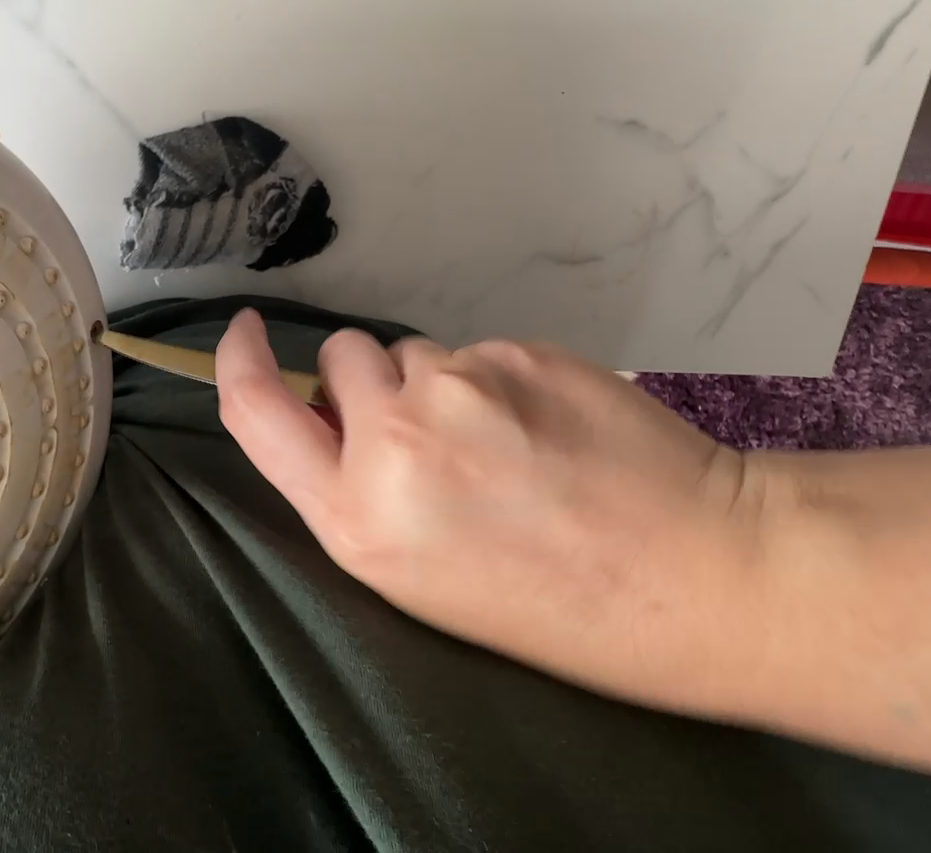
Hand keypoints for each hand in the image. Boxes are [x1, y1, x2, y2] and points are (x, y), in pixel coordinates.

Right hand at [215, 309, 764, 717]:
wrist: (693, 572)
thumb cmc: (546, 598)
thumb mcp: (410, 569)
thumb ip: (351, 487)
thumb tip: (333, 416)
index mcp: (356, 516)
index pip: (254, 408)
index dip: (238, 359)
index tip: (243, 331)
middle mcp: (393, 442)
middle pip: (340, 358)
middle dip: (367, 382)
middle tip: (427, 435)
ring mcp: (459, 387)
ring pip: (413, 352)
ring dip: (436, 383)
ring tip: (500, 442)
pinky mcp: (518, 353)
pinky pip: (477, 351)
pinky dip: (495, 381)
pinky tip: (543, 428)